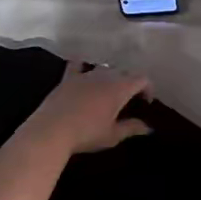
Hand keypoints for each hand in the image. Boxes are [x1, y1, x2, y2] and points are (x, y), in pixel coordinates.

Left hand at [21, 59, 152, 155]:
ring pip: (104, 68)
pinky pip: (77, 65)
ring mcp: (86, 74)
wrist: (52, 129)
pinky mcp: (68, 77)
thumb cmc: (87, 133)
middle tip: (129, 99)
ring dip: (110, 76)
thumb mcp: (113, 135)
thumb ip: (132, 128)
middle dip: (130, 83)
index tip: (146, 103)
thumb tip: (148, 127)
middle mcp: (106, 75)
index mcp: (120, 87)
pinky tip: (82, 65)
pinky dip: (82, 64)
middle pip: (124, 72)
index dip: (147, 88)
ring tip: (109, 90)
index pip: (142, 79)